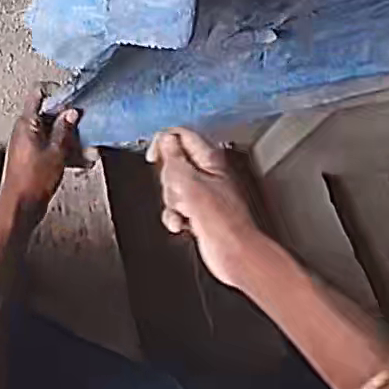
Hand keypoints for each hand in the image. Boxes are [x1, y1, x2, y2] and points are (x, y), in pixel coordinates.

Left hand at [0, 88, 80, 216]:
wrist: (20, 206)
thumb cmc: (33, 180)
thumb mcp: (56, 151)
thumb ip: (64, 129)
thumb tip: (71, 112)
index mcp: (27, 122)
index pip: (38, 94)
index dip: (56, 91)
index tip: (73, 98)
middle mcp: (25, 130)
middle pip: (48, 114)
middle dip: (69, 120)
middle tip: (86, 126)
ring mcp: (28, 143)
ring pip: (52, 132)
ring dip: (70, 139)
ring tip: (89, 149)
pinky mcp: (32, 157)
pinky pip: (50, 147)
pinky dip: (64, 152)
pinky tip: (82, 161)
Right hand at [149, 128, 269, 289]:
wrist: (234, 253)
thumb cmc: (221, 219)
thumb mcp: (187, 180)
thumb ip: (173, 156)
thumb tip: (165, 139)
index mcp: (209, 159)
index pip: (181, 135)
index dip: (164, 142)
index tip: (154, 156)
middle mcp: (208, 174)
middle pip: (173, 164)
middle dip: (167, 178)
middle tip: (175, 186)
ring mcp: (203, 195)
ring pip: (172, 188)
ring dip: (172, 200)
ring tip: (183, 208)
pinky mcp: (199, 214)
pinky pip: (176, 208)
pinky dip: (174, 216)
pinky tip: (181, 222)